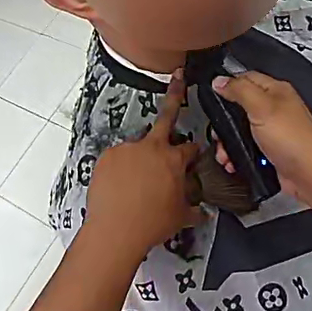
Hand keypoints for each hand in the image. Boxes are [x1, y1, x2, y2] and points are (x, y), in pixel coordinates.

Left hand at [85, 77, 203, 254]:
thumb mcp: (182, 217)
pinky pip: (118, 158)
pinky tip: (121, 185)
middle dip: (175, 95)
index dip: (194, 152)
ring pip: (138, 145)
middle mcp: (152, 147)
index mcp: (174, 159)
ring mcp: (127, 150)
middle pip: (167, 115)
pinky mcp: (107, 157)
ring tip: (136, 180)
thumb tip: (205, 213)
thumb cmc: (151, 223)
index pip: (191, 147)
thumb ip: (195, 210)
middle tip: (178, 79)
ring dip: (141, 156)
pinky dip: (121, 167)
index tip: (193, 156)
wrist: (115, 231)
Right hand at [209, 71, 311, 201]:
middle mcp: (276, 109)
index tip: (214, 96)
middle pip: (241, 107)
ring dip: (229, 142)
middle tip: (220, 131)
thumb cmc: (295, 140)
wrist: (308, 175)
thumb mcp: (261, 107)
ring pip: (242, 130)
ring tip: (225, 151)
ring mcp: (274, 131)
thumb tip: (220, 81)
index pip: (247, 78)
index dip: (228, 85)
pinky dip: (238, 155)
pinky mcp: (271, 150)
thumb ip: (240, 90)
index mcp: (277, 91)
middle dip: (225, 121)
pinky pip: (248, 149)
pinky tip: (234, 161)